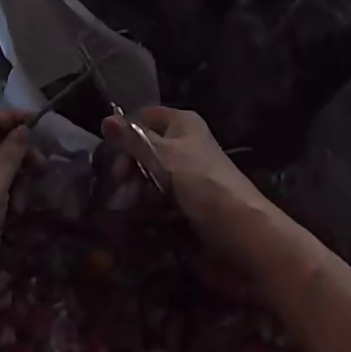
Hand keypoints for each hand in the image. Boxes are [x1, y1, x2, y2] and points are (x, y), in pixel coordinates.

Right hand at [102, 106, 270, 236]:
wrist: (246, 233)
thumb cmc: (203, 185)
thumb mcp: (162, 157)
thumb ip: (131, 140)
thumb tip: (105, 119)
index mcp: (182, 123)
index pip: (144, 117)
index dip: (126, 133)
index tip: (112, 155)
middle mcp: (185, 143)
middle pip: (145, 147)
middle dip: (129, 166)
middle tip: (119, 187)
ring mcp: (189, 173)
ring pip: (152, 173)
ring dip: (136, 188)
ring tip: (128, 206)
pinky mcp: (192, 199)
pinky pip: (162, 196)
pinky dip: (150, 203)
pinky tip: (142, 215)